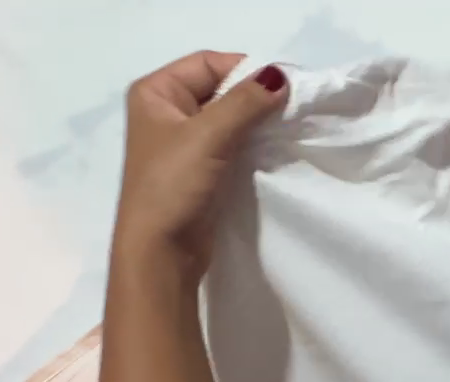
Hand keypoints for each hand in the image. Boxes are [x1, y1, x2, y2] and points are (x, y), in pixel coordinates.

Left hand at [111, 51, 288, 276]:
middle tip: (293, 111)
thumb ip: (244, 105)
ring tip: (288, 133)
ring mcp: (186, 146)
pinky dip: (253, 148)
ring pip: (229, 122)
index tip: (286, 86)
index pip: (208, 64)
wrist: (162, 250)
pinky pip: (233, 149)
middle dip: (255, 99)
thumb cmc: (173, 186)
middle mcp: (168, 113)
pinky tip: (274, 155)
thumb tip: (280, 77)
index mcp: (156, 92)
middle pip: (220, 92)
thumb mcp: (208, 137)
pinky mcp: (203, 173)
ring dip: (257, 126)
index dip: (246, 70)